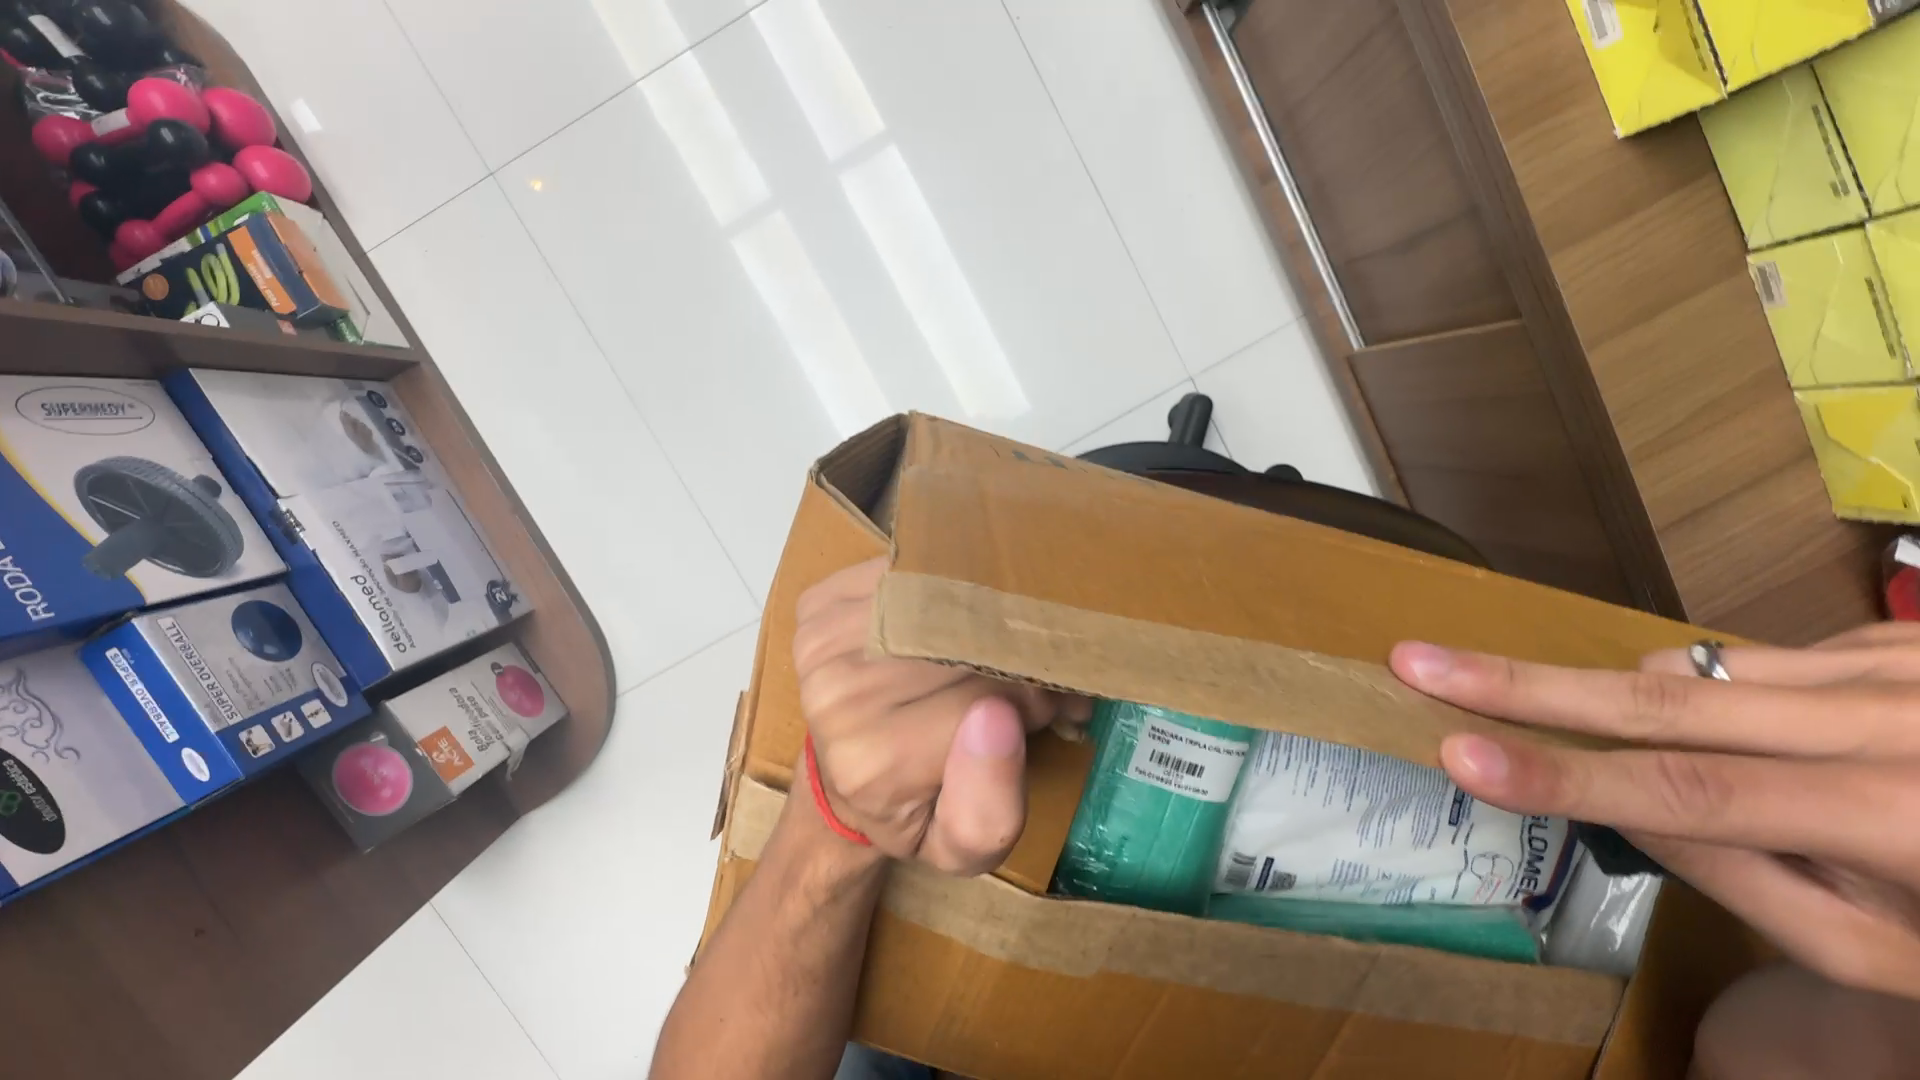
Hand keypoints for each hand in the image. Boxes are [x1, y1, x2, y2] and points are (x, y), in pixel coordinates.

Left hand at [793, 558, 1091, 874]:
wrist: (843, 779)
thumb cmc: (914, 812)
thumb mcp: (964, 846)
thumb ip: (991, 808)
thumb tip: (999, 715)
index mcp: (873, 764)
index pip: (991, 698)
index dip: (1037, 699)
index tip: (1054, 709)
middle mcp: (834, 697)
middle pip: (965, 644)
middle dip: (1014, 654)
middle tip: (1034, 674)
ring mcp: (819, 644)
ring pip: (940, 601)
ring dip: (982, 616)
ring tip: (994, 645)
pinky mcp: (817, 606)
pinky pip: (906, 571)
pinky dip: (940, 586)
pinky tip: (946, 616)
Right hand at [1389, 625, 1919, 998]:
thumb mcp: (1883, 951)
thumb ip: (1740, 875)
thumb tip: (1618, 800)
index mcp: (1900, 815)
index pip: (1684, 791)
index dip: (1560, 774)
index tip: (1455, 754)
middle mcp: (1887, 715)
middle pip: (1658, 691)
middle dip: (1521, 682)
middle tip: (1415, 659)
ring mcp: (1886, 658)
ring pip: (1689, 665)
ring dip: (1633, 703)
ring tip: (1682, 754)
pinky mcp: (1881, 634)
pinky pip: (1746, 656)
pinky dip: (1716, 695)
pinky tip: (1777, 734)